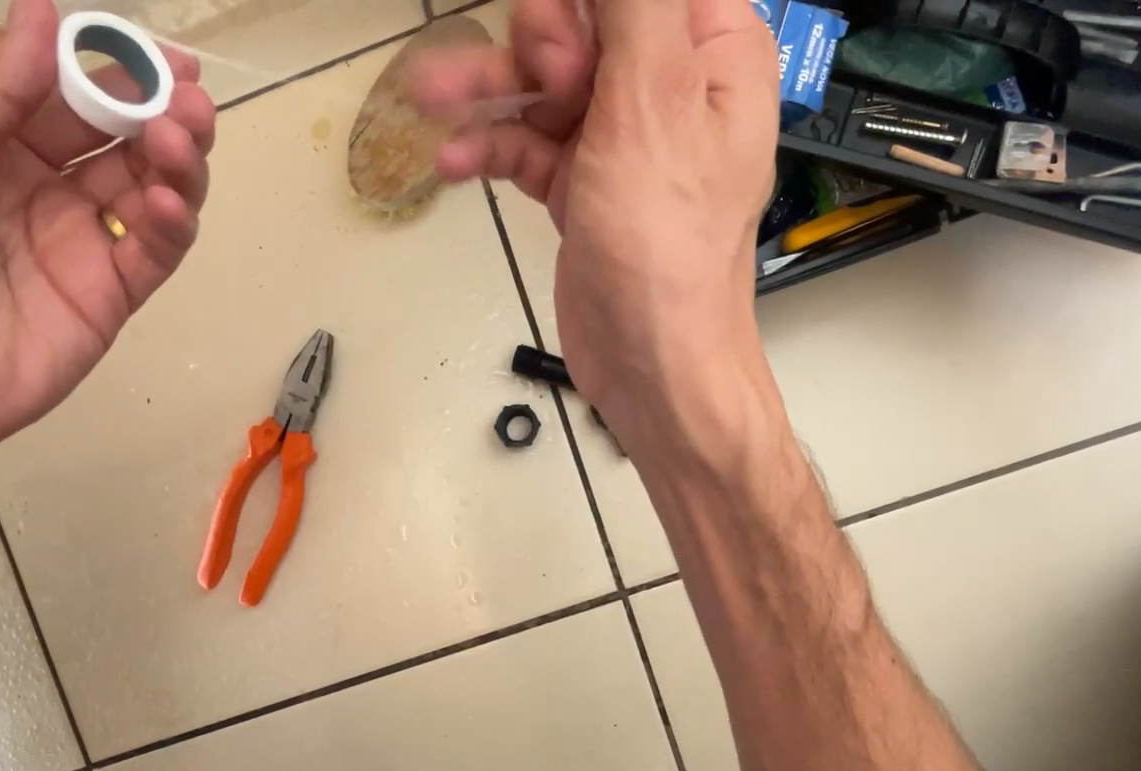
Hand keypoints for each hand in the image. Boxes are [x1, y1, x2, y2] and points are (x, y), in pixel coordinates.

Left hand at [0, 0, 215, 478]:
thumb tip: (43, 15)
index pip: (61, 89)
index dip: (110, 65)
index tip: (160, 53)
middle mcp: (40, 186)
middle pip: (118, 137)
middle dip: (159, 110)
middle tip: (191, 97)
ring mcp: (81, 244)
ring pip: (149, 189)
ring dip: (177, 160)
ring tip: (185, 138)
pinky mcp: (109, 298)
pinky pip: (153, 252)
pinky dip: (171, 222)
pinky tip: (168, 198)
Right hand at [411, 0, 775, 451]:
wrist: (652, 364)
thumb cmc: (667, 244)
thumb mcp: (654, 103)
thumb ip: (632, 7)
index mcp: (711, 53)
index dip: (585, 0)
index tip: (553, 35)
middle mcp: (668, 88)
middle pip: (586, 21)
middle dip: (545, 40)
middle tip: (549, 83)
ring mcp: (620, 142)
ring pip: (545, 84)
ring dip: (487, 88)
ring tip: (429, 93)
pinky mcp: (580, 189)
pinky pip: (528, 147)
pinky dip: (491, 149)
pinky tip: (453, 162)